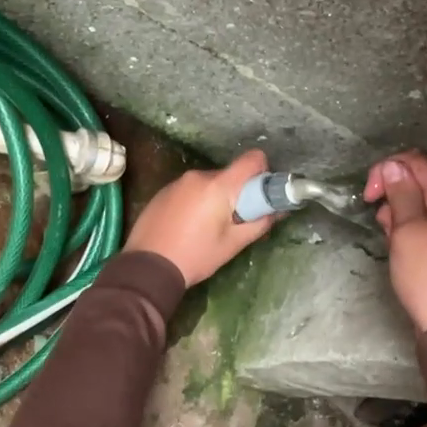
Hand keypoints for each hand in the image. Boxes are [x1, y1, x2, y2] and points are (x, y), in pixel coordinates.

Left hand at [124, 150, 275, 286]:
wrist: (148, 266)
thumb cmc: (195, 256)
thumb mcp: (232, 244)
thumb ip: (259, 223)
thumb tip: (278, 211)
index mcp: (218, 185)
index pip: (252, 160)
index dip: (263, 172)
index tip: (261, 194)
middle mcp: (197, 176)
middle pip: (228, 175)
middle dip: (236, 193)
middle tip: (233, 221)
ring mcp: (177, 182)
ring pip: (207, 183)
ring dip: (214, 198)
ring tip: (207, 228)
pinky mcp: (162, 192)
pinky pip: (189, 190)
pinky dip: (195, 202)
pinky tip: (187, 226)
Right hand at [364, 151, 426, 330]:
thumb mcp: (408, 229)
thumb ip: (401, 193)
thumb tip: (394, 166)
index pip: (417, 161)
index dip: (388, 169)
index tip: (369, 196)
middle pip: (422, 181)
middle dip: (394, 194)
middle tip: (381, 223)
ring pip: (426, 205)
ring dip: (402, 214)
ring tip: (392, 240)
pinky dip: (414, 229)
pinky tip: (404, 248)